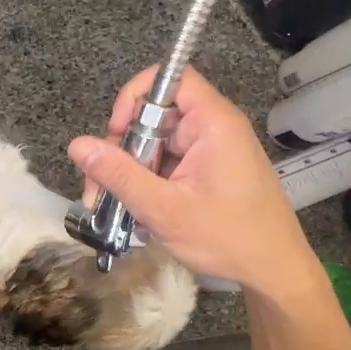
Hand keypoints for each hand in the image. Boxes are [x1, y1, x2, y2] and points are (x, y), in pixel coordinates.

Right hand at [66, 66, 320, 300]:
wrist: (274, 270)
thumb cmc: (227, 237)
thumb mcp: (164, 208)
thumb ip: (119, 174)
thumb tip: (76, 145)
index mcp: (212, 123)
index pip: (169, 79)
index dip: (134, 98)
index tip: (114, 134)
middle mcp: (213, 128)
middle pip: (154, 117)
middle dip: (121, 149)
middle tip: (99, 187)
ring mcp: (211, 151)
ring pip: (156, 145)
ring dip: (130, 172)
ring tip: (112, 208)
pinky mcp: (209, 171)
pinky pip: (168, 164)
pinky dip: (148, 184)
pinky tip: (137, 213)